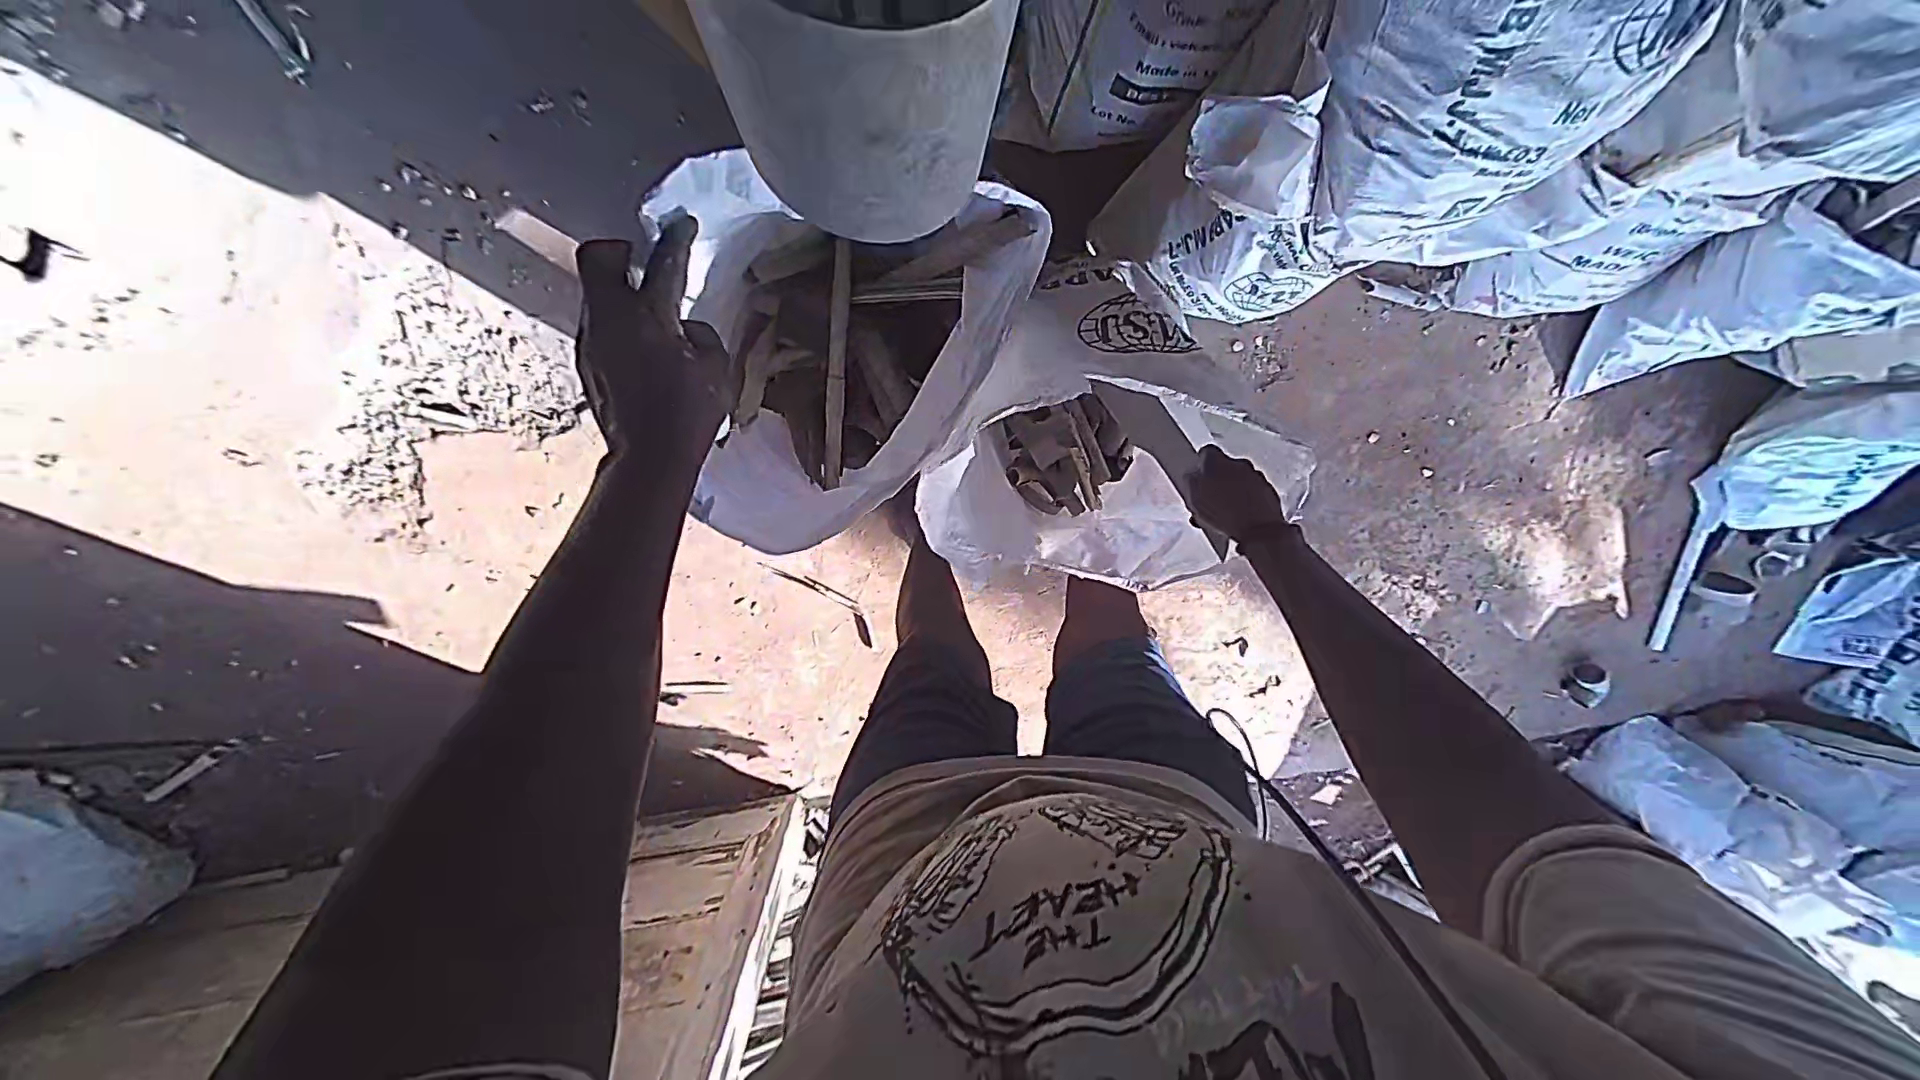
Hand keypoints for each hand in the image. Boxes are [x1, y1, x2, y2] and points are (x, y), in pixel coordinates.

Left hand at [575, 217, 733, 461]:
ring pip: (596, 294)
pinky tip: (641, 348)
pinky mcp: (587, 362)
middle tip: (644, 262)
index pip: (664, 263)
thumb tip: (687, 329)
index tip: (681, 224)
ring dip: (619, 292)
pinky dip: (618, 323)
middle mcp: (610, 319)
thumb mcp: (718, 371)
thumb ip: (704, 337)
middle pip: (598, 258)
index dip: (676, 238)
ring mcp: (591, 340)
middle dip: (621, 250)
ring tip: (649, 313)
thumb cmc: (689, 414)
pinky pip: (599, 326)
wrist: (650, 456)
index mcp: (649, 316)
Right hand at [1186, 444, 1296, 543]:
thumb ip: (1191, 483)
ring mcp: (1256, 477)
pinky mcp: (1269, 492)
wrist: (1258, 530)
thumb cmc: (1226, 514)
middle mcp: (1239, 464)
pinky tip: (1238, 518)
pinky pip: (1254, 493)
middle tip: (1208, 499)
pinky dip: (1246, 501)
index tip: (1196, 476)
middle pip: (1224, 467)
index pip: (1206, 453)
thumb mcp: (1194, 500)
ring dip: (1231, 492)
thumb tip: (1191, 477)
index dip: (1199, 465)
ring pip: (1239, 480)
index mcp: (1217, 462)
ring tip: (1222, 514)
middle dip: (1216, 481)